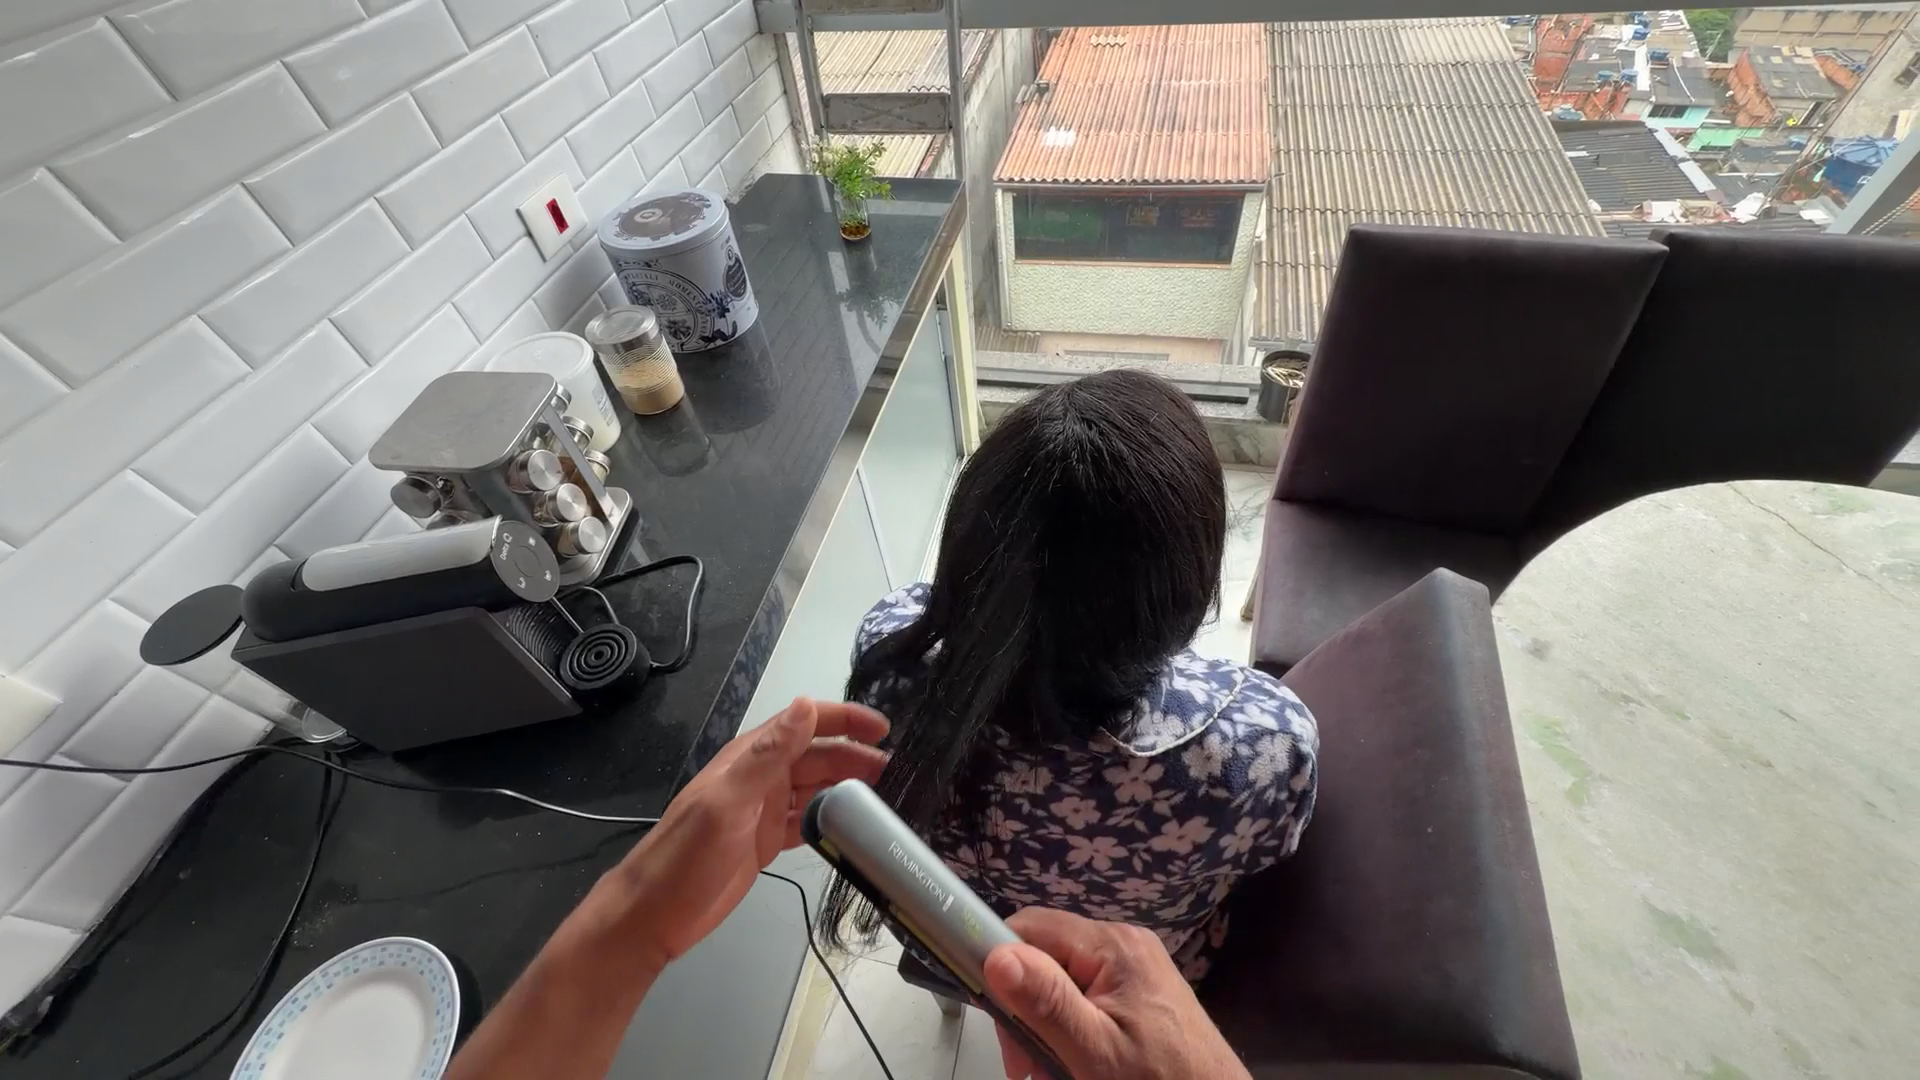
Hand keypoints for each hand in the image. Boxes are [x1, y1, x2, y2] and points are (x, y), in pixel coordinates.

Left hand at [618, 698, 888, 968]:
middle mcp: (762, 776)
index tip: (883, 729)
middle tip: (895, 771)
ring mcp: (765, 808)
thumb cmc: (687, 856)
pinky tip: (855, 828)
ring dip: (848, 787)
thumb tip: (805, 704)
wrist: (651, 917)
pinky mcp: (767, 840)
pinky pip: (808, 820)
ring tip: (885, 796)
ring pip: (817, 786)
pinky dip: (833, 819)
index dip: (845, 719)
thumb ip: (768, 753)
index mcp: (752, 756)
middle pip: (818, 755)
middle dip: (856, 756)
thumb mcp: (729, 801)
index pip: (806, 722)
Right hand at [983, 908, 1249, 1079]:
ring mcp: (1134, 966)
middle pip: (1044, 955)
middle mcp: (1123, 942)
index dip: (1002, 962)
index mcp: (1113, 944)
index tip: (996, 1016)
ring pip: (1061, 981)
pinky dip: (1071, 1030)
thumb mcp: (1098, 1054)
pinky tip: (1074, 1065)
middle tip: (1028, 1067)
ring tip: (1052, 1073)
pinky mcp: (1140, 992)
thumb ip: (1048, 1003)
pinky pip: (1086, 997)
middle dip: (1026, 1008)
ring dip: (1046, 1027)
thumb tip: (994, 955)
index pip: (1031, 926)